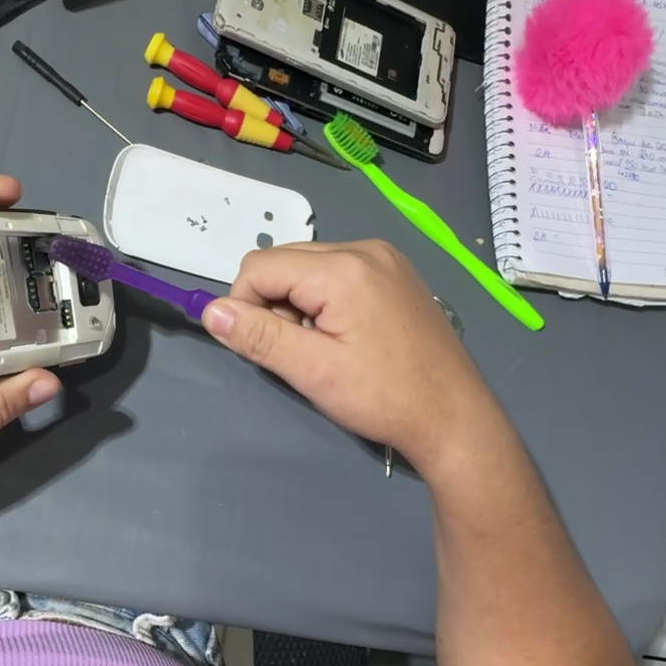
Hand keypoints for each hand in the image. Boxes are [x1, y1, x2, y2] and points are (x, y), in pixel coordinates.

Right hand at [201, 241, 495, 476]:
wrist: (454, 416)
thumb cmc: (382, 397)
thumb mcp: (313, 371)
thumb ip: (259, 336)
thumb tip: (211, 312)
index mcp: (342, 268)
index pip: (258, 266)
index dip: (244, 306)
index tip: (262, 347)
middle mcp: (364, 248)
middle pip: (284, 262)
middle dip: (274, 304)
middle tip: (299, 351)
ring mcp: (385, 259)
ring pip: (309, 268)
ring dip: (299, 304)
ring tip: (326, 347)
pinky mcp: (396, 274)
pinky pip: (338, 275)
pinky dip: (325, 301)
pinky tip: (346, 337)